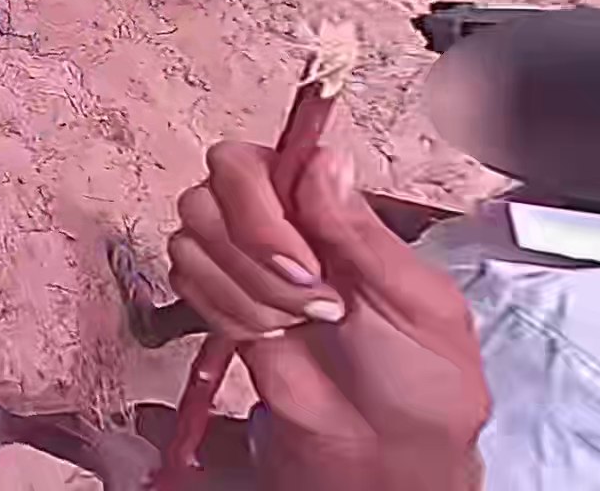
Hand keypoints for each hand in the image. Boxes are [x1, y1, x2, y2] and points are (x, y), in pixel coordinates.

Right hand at [167, 143, 488, 490]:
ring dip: (245, 296)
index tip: (306, 266)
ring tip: (295, 322)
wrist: (378, 441)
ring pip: (188, 241)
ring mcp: (223, 243)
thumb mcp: (416, 301)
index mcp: (306, 194)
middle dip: (253, 264)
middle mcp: (254, 207)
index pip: (241, 163)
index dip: (258, 212)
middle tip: (313, 305)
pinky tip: (265, 331)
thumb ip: (362, 229)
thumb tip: (324, 158)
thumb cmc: (415, 370)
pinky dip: (225, 314)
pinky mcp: (202, 282)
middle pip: (202, 198)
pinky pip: (182, 278)